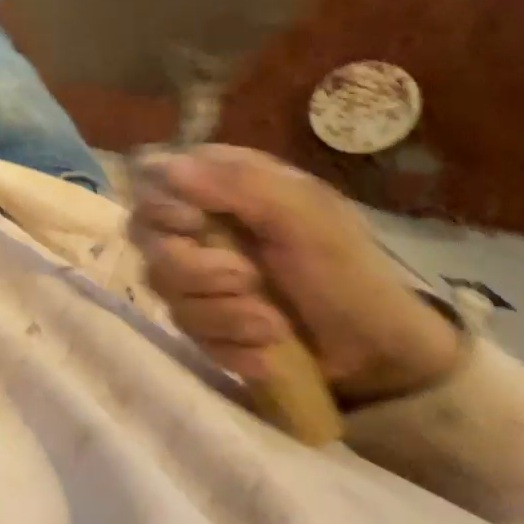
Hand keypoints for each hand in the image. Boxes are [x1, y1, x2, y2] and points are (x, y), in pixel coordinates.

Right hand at [129, 145, 462, 404]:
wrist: (380, 355)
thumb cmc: (347, 272)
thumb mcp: (307, 216)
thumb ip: (241, 184)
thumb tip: (168, 168)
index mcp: (218, 185)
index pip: (150, 179)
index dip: (161, 204)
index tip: (195, 224)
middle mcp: (195, 224)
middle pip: (144, 236)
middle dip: (194, 269)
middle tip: (247, 280)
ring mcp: (193, 274)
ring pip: (161, 286)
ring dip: (221, 312)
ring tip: (273, 326)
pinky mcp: (200, 320)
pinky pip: (186, 331)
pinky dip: (229, 346)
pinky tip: (267, 352)